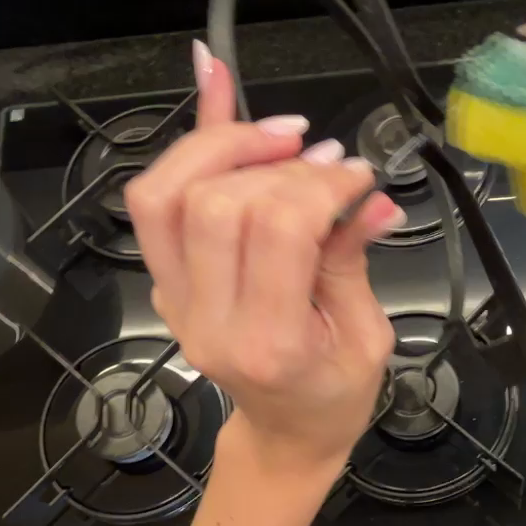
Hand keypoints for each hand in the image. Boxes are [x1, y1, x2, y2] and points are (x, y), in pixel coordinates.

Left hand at [126, 41, 405, 481]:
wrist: (285, 435)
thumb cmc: (334, 398)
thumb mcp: (367, 338)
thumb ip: (353, 260)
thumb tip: (369, 194)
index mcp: (270, 343)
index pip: (279, 230)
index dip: (319, 184)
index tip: (356, 175)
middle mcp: (210, 321)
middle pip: (218, 203)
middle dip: (278, 163)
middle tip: (324, 160)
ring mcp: (178, 304)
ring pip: (167, 194)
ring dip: (221, 145)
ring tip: (278, 136)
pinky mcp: (166, 284)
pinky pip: (157, 205)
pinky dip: (187, 147)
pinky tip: (213, 90)